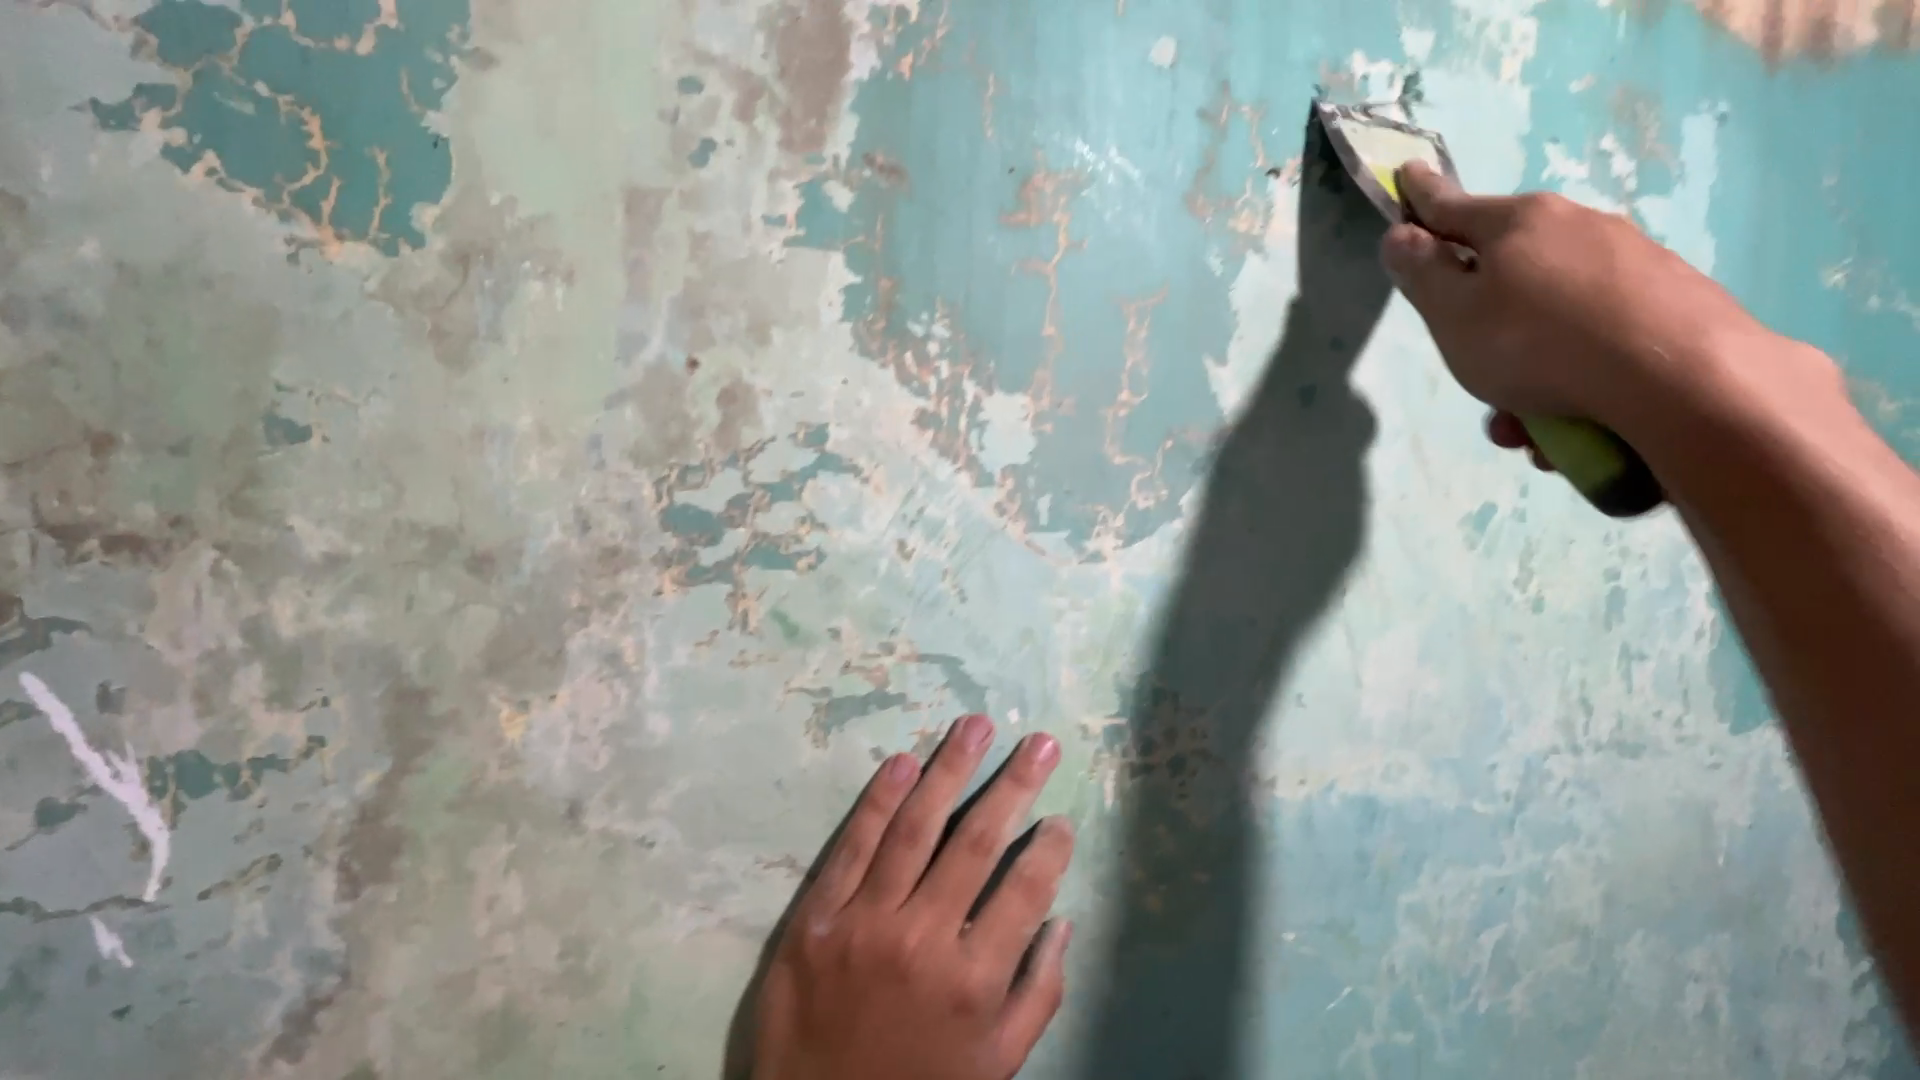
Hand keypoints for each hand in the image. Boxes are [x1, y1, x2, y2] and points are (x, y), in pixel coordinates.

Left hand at [751, 715, 1075, 1079]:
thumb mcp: (994, 1065)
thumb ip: (1037, 994)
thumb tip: (1062, 921)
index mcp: (973, 980)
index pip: (1025, 890)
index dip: (1049, 848)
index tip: (1060, 818)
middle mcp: (923, 939)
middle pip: (977, 842)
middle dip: (1014, 785)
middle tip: (1040, 742)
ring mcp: (865, 923)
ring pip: (915, 828)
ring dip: (950, 770)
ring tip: (976, 725)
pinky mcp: (816, 917)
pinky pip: (852, 847)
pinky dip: (879, 802)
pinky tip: (903, 763)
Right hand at [1378, 161, 1831, 454]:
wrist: (1682, 379)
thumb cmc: (1539, 344)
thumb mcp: (1453, 317)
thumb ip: (1422, 275)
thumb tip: (1400, 235)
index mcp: (1517, 223)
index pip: (1451, 206)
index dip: (1421, 197)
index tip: (1407, 175)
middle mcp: (1575, 226)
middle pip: (1505, 270)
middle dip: (1481, 322)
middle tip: (1473, 373)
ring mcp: (1629, 259)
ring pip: (1550, 314)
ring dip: (1527, 366)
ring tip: (1527, 424)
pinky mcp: (1669, 297)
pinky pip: (1595, 335)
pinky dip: (1575, 372)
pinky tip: (1574, 419)